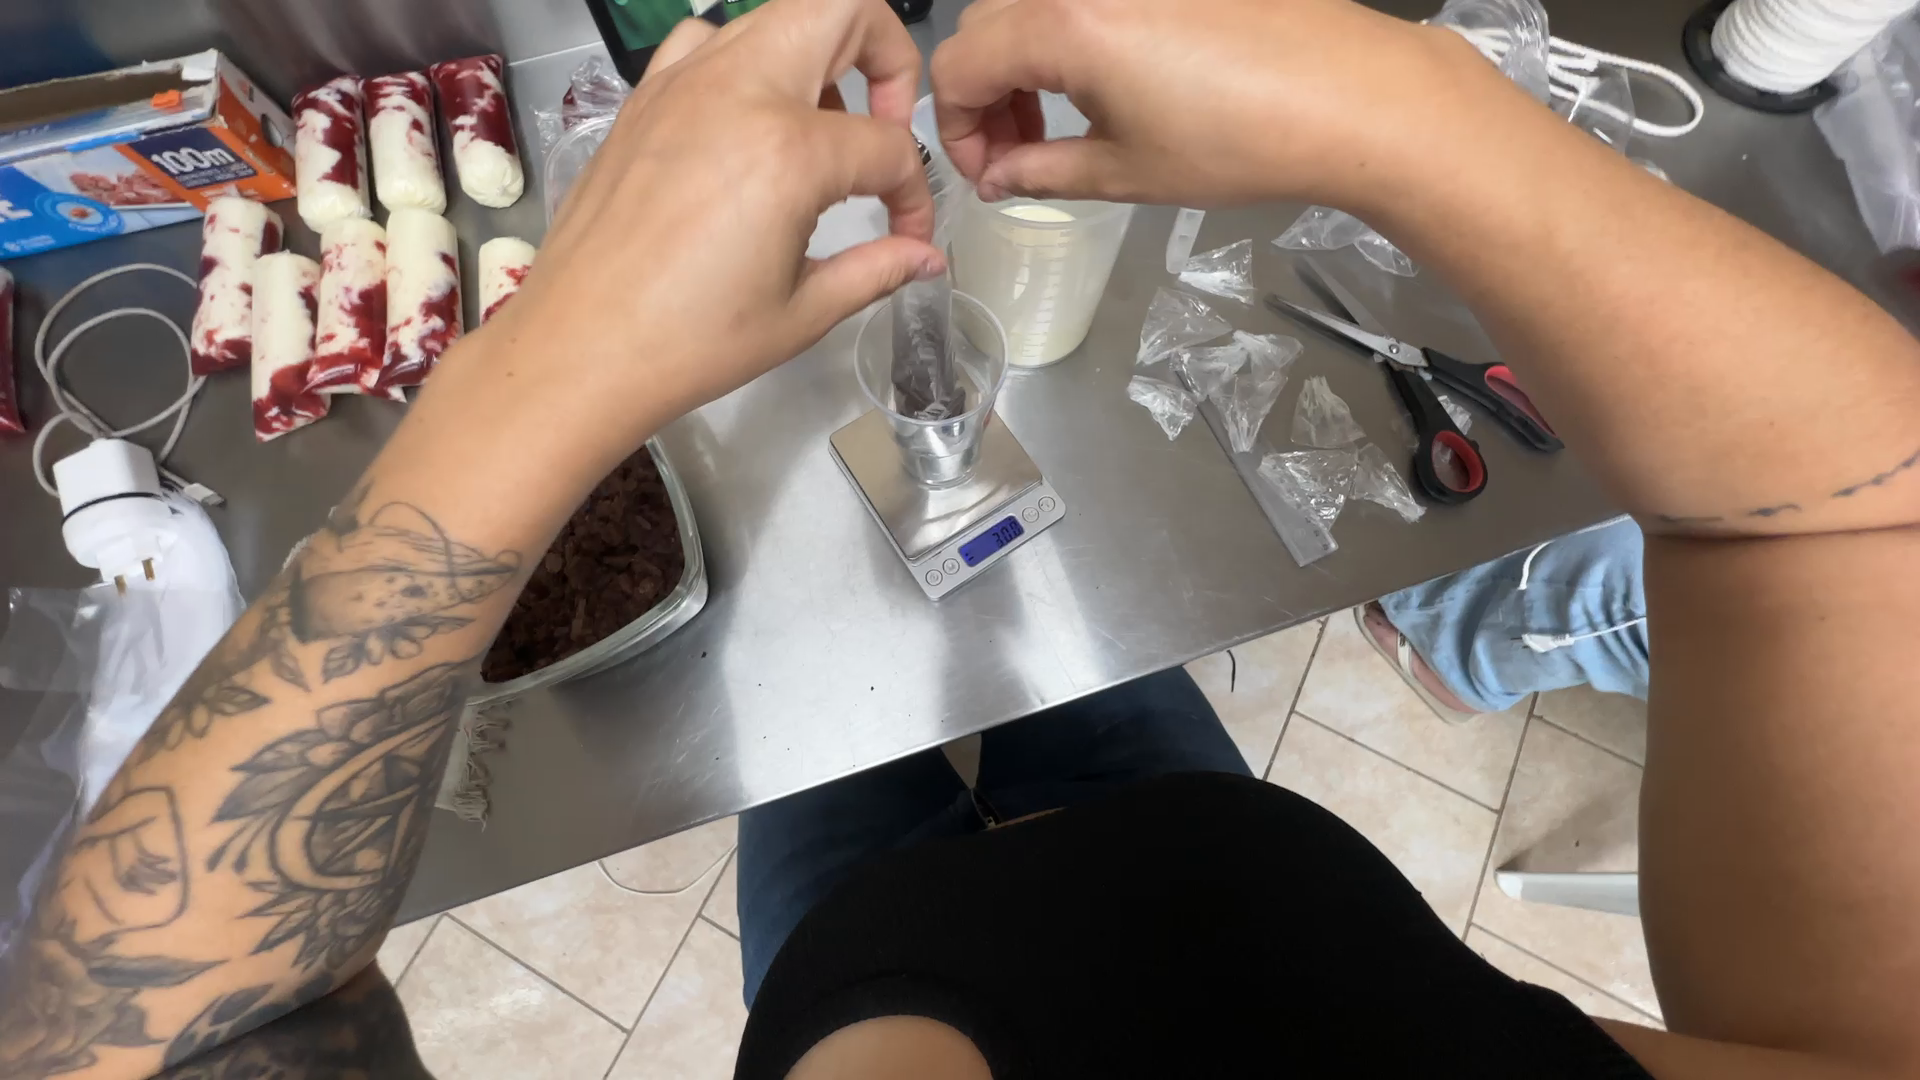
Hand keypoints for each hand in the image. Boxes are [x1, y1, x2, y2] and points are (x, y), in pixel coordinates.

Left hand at [478, 0, 942, 435]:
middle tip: (887, 132)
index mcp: (788, 151)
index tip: (910, 239)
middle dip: (890, 58)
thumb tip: (929, 258)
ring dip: (821, 59)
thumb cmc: (699, 341)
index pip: (889, 148)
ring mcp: (684, 80)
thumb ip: (877, 270)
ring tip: (820, 138)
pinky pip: (713, 41)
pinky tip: (748, 128)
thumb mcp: (804, 313)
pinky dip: (752, 65)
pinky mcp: (646, 94)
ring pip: (777, 15)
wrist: (584, 345)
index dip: (916, 196)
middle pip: (843, 9)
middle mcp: (740, 89)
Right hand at [930, 0, 1492, 208]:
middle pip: (985, 27)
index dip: (955, 130)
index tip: (986, 175)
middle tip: (1013, 156)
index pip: (959, 65)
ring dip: (1018, 70)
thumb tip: (992, 179)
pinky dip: (1061, 42)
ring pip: (1027, 7)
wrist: (1345, 95)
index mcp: (1063, 22)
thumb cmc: (1229, 144)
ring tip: (1052, 127)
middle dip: (982, 99)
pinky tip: (1094, 86)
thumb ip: (1036, 172)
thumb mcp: (1119, 172)